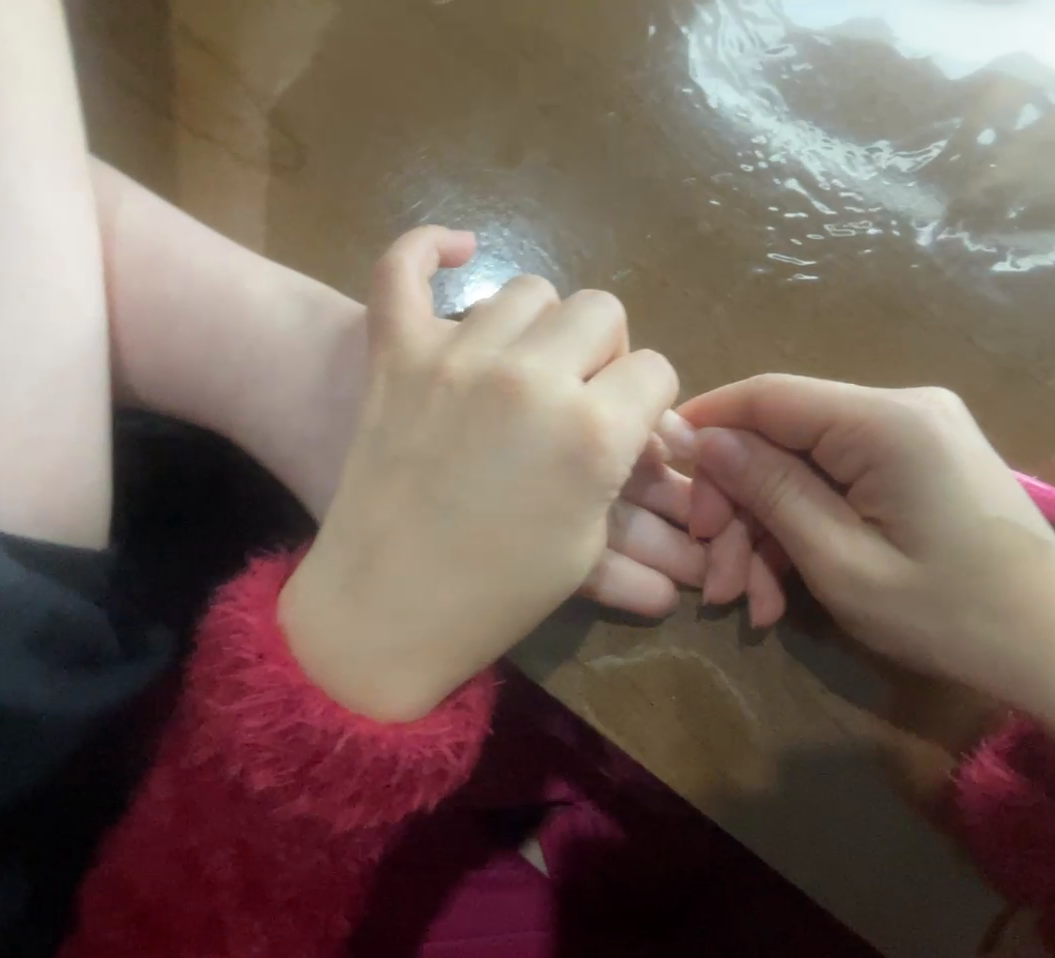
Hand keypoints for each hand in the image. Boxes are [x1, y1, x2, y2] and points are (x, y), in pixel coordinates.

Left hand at [280, 227, 679, 719]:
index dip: (649, 403)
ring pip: (526, 290)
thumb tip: (669, 461)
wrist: (384, 610)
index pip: (657, 371)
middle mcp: (533, 376)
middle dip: (604, 355)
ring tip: (521, 369)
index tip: (629, 429)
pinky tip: (457, 251)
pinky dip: (428, 250)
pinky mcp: (395, 353)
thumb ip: (631, 488)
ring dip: (539, 326)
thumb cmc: (496, 597)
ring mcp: (456, 355)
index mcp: (594, 432)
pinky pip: (403, 268)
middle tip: (578, 398)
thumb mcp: (583, 551)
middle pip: (601, 311)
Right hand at [679, 375, 1054, 789]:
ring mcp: (914, 435)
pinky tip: (781, 593)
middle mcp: (901, 409)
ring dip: (765, 534)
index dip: (706, 426)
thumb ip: (771, 491)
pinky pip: (838, 485)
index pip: (769, 396)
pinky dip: (803, 533)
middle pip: (782, 439)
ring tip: (749, 605)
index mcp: (887, 422)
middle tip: (714, 581)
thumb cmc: (949, 616)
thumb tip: (705, 439)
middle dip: (738, 509)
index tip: (662, 472)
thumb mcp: (840, 563)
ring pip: (803, 469)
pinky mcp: (918, 463)